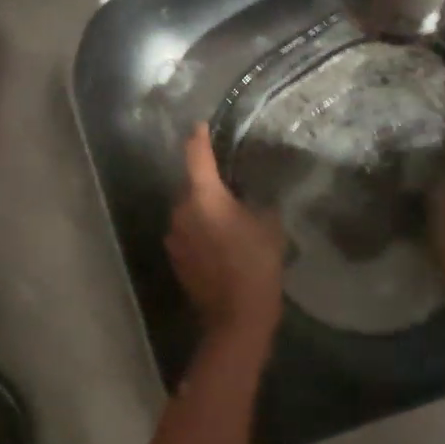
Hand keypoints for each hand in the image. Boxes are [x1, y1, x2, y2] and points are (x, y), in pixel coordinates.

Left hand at [166, 124, 285, 343]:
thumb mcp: (269, 226)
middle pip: (191, 186)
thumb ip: (257, 203)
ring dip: (204, 211)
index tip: (201, 126)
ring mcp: (174, 237)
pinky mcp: (176, 259)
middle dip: (208, 184)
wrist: (236, 317)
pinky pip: (188, 234)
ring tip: (229, 219)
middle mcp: (181, 212)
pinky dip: (201, 232)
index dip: (199, 138)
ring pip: (188, 212)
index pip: (196, 156)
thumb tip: (254, 197)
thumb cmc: (257, 265)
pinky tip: (221, 244)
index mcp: (204, 197)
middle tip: (232, 187)